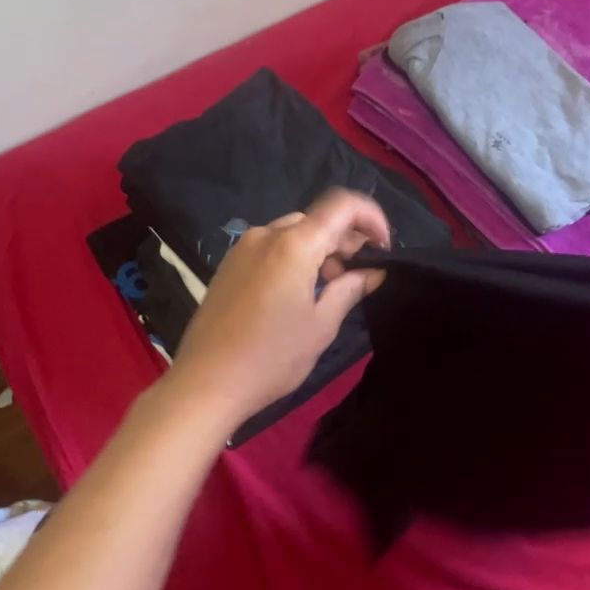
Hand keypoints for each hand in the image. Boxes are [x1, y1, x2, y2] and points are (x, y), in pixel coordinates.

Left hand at [159, 190, 389, 426]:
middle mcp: (267, 234)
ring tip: (329, 289)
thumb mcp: (322, 325)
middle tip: (359, 275)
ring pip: (294, 232)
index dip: (371, 217)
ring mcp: (243, 248)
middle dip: (346, 239)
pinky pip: (272, 246)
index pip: (342, 205)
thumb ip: (351, 288)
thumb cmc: (271, 357)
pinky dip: (295, 257)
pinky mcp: (230, 264)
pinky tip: (298, 293)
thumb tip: (374, 271)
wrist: (205, 384)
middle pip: (318, 219)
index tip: (384, 247)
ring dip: (320, 250)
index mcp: (294, 244)